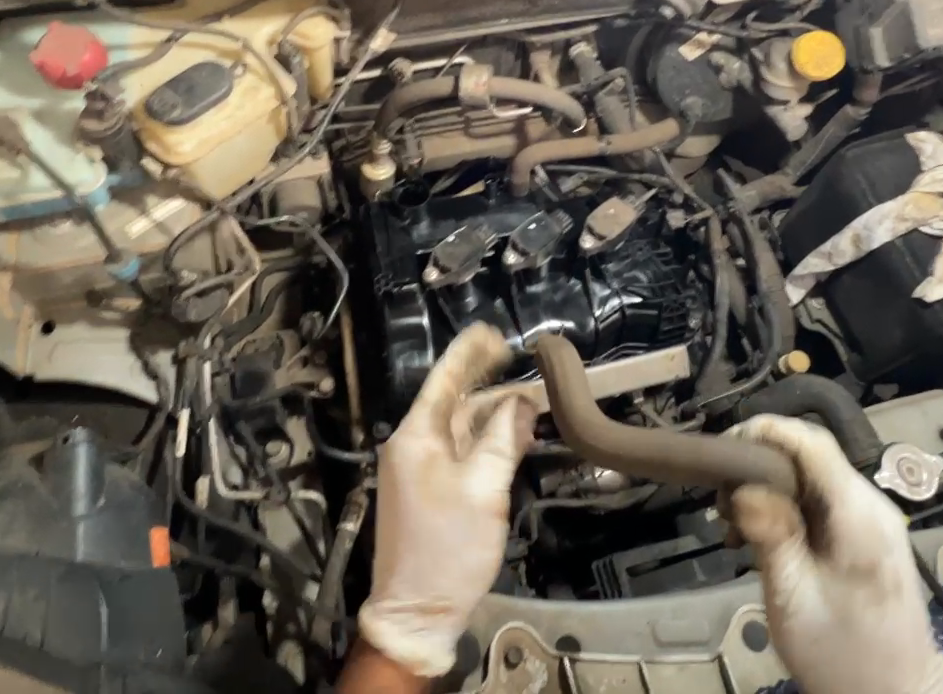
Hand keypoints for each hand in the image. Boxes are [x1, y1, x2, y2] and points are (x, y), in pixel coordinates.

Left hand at [358, 324, 537, 677]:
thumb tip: (521, 401)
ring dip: (493, 413)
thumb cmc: (447, 547)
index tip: (492, 331)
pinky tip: (513, 434)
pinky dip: (488, 440)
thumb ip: (503, 438)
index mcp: (416, 436)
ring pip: (461, 427)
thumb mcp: (483, 489)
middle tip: (518, 359)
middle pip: (454, 400)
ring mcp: (421, 468)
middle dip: (487, 380)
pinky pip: (462, 451)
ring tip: (528, 398)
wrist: (416, 612)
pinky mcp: (431, 489)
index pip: (444, 379)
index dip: (469, 352)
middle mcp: (414, 444)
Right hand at [726, 415, 942, 693]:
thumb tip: (743, 485)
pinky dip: (786, 502)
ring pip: (811, 474)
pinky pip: (821, 496)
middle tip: (721, 499)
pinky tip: (763, 535)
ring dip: (768, 486)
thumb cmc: (841, 654)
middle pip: (810, 454)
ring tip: (736, 524)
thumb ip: (771, 536)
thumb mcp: (794, 599)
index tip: (724, 448)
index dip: (766, 430)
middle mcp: (872, 504)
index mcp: (859, 516)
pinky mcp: (868, 533)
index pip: (813, 443)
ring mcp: (874, 518)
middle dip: (758, 463)